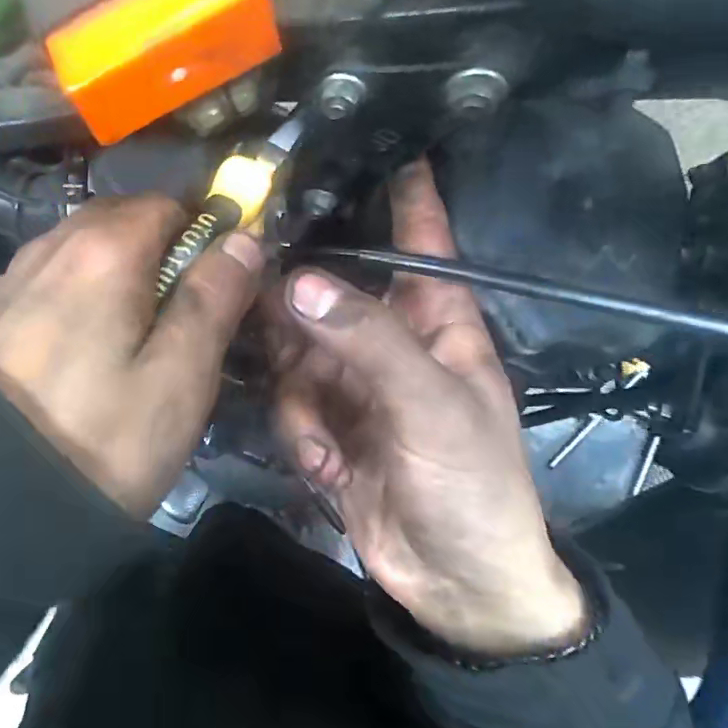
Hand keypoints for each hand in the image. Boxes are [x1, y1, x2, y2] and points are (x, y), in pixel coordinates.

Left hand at [0, 197, 264, 517]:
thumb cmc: (105, 440)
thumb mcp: (181, 376)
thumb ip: (214, 297)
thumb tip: (243, 238)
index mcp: (102, 252)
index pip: (167, 205)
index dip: (203, 235)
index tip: (216, 286)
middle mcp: (50, 247)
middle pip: (120, 219)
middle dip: (159, 250)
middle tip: (178, 316)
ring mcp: (11, 279)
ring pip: (80, 246)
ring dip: (115, 268)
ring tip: (130, 332)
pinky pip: (47, 276)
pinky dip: (75, 289)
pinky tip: (80, 341)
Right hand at [266, 160, 586, 656]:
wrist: (455, 583)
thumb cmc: (472, 483)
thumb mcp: (430, 405)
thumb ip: (365, 339)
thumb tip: (297, 281)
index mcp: (436, 320)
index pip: (419, 238)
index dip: (402, 191)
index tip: (373, 144)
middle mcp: (386, 338)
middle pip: (328, 286)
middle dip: (298, 298)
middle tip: (255, 290)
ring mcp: (349, 379)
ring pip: (294, 345)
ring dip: (298, 392)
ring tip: (322, 434)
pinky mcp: (322, 420)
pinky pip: (288, 399)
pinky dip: (299, 432)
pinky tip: (325, 466)